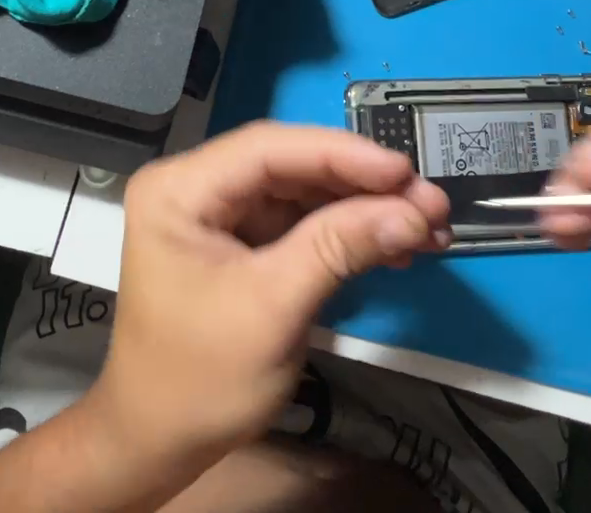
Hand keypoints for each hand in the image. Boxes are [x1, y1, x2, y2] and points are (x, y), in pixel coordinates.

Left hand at [87, 123, 451, 472]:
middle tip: (430, 202)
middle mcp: (197, 187)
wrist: (160, 442)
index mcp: (179, 189)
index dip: (341, 154)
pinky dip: (348, 234)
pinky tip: (395, 248)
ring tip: (429, 227)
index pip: (268, 148)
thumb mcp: (271, 308)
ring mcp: (221, 214)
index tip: (403, 171)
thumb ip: (337, 249)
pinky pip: (302, 222)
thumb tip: (412, 212)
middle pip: (291, 166)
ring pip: (304, 192)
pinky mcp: (244, 241)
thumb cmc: (200, 378)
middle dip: (362, 184)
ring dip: (365, 209)